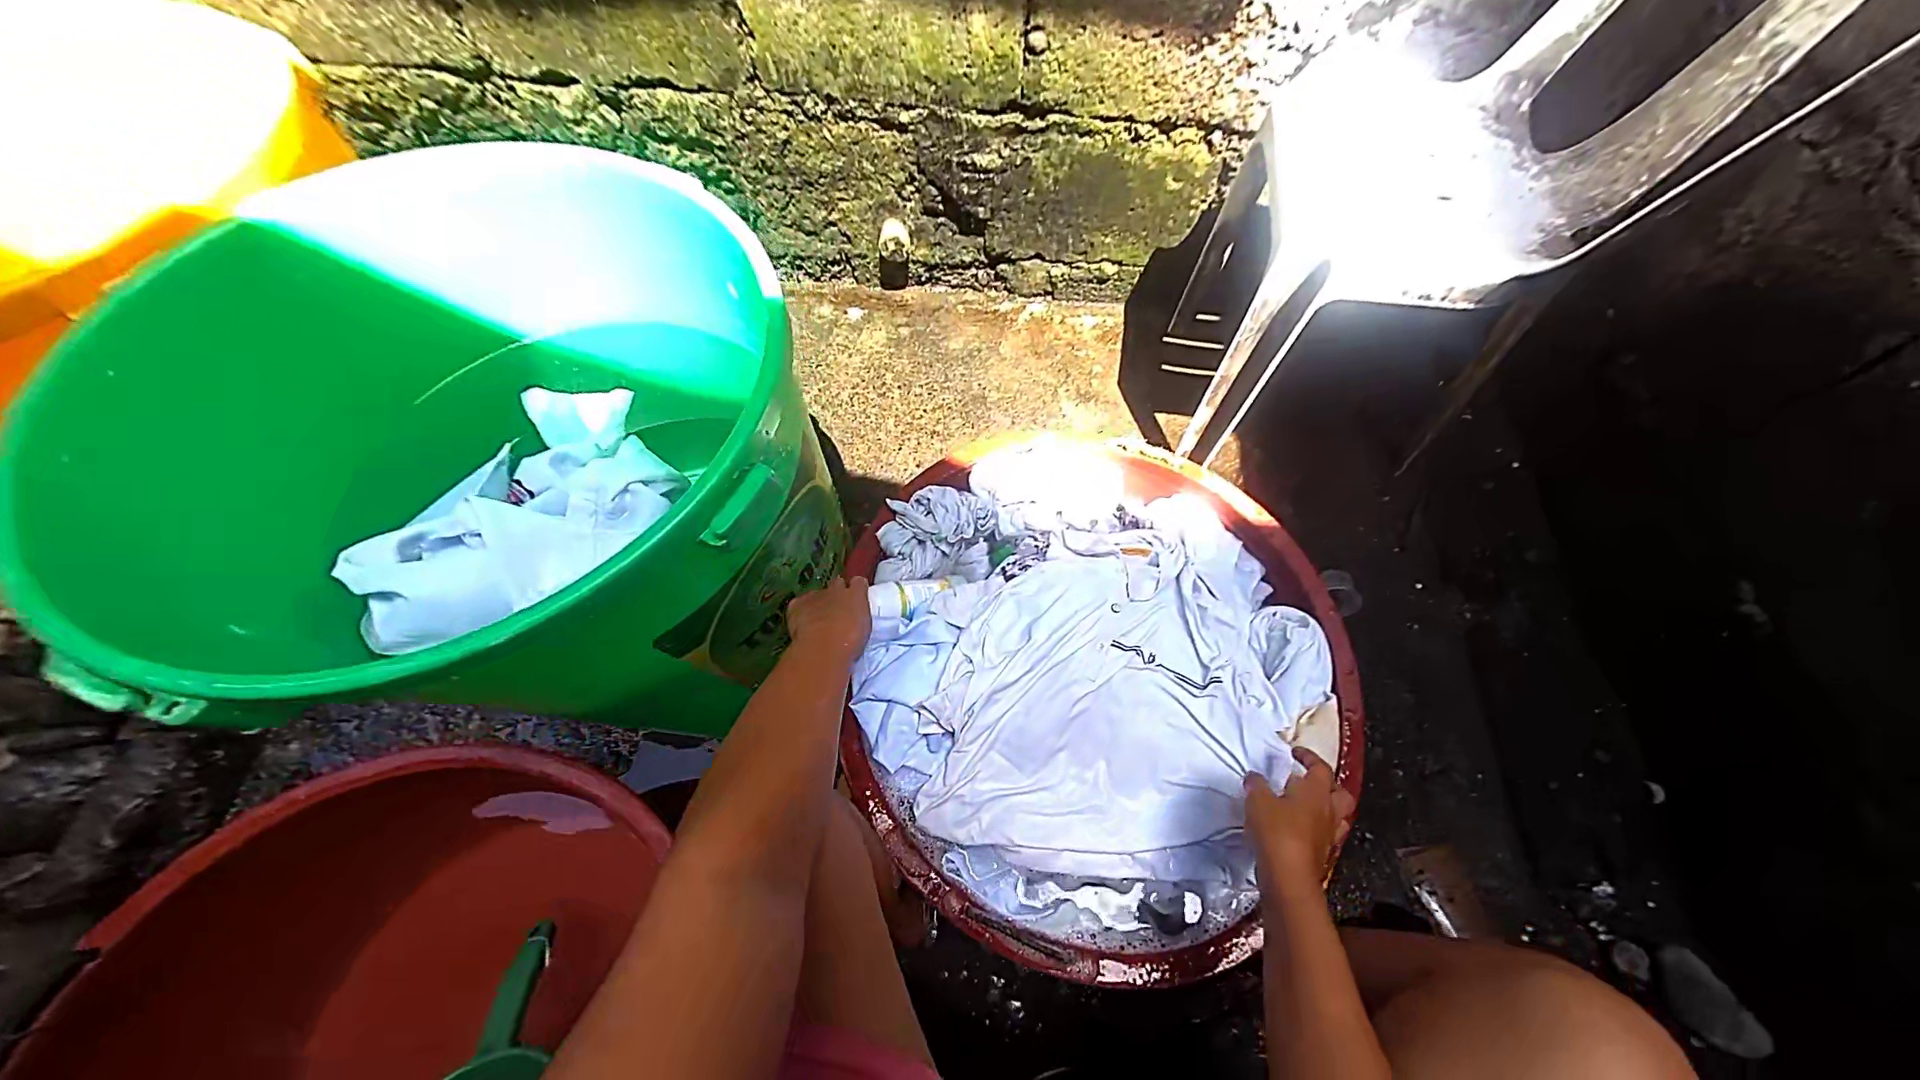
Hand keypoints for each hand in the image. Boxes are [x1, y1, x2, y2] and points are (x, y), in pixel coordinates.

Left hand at [786, 576, 871, 662]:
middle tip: (837, 610)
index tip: (856, 599)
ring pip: (817, 594)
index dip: (856, 589)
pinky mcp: (797, 604)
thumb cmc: (850, 644)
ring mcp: (815, 595)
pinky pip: (799, 603)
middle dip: (836, 593)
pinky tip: (802, 624)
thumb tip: (854, 618)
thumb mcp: (864, 630)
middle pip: (836, 583)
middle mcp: (836, 590)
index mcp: (856, 596)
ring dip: (818, 603)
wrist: (823, 648)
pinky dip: (800, 611)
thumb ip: (858, 618)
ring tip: (817, 621)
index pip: (859, 583)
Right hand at [1245, 747, 1356, 887]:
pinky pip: (1325, 835)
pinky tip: (1298, 829)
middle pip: (1340, 793)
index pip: (1321, 768)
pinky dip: (1316, 829)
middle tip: (1307, 781)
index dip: (1309, 757)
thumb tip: (1255, 778)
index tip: (1295, 753)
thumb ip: (1257, 785)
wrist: (1288, 876)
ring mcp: (1329, 836)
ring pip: (1337, 816)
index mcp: (1316, 792)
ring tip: (1304, 806)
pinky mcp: (1323, 856)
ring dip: (1324, 808)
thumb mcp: (1257, 800)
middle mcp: (1329, 812)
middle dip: (1327, 784)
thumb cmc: (1276, 830)